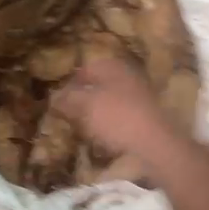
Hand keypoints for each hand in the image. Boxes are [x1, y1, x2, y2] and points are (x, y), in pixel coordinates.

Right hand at [51, 56, 181, 160]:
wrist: (154, 143)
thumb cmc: (116, 117)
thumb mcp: (85, 106)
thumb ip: (67, 98)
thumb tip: (54, 97)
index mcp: (112, 66)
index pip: (84, 69)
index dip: (68, 84)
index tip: (57, 101)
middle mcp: (127, 75)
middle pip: (97, 84)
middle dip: (82, 98)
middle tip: (68, 115)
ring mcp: (139, 95)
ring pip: (109, 100)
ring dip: (95, 112)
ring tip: (83, 127)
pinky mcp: (145, 115)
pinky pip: (120, 114)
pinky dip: (109, 122)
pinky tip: (102, 135)